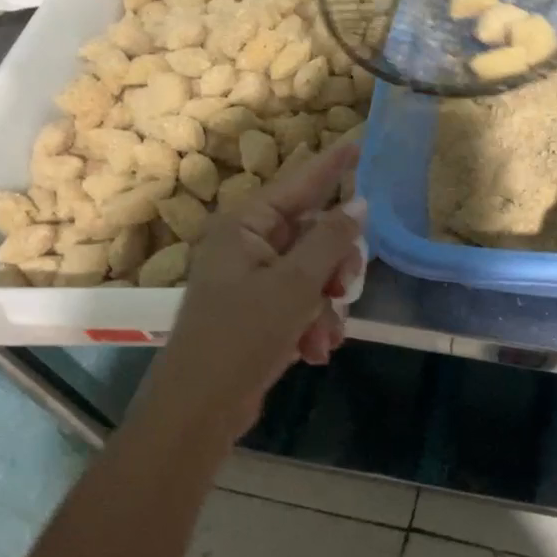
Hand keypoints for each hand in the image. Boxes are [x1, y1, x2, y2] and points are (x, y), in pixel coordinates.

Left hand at [152, 145, 366, 436]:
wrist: (197, 413)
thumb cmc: (241, 337)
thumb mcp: (295, 285)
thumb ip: (332, 240)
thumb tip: (360, 204)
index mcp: (245, 226)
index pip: (299, 184)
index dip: (331, 166)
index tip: (359, 143)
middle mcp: (246, 246)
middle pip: (313, 234)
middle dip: (335, 265)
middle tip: (347, 285)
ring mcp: (250, 280)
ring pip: (313, 272)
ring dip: (326, 303)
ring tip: (325, 335)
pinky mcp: (256, 313)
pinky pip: (301, 301)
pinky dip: (313, 322)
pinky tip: (315, 350)